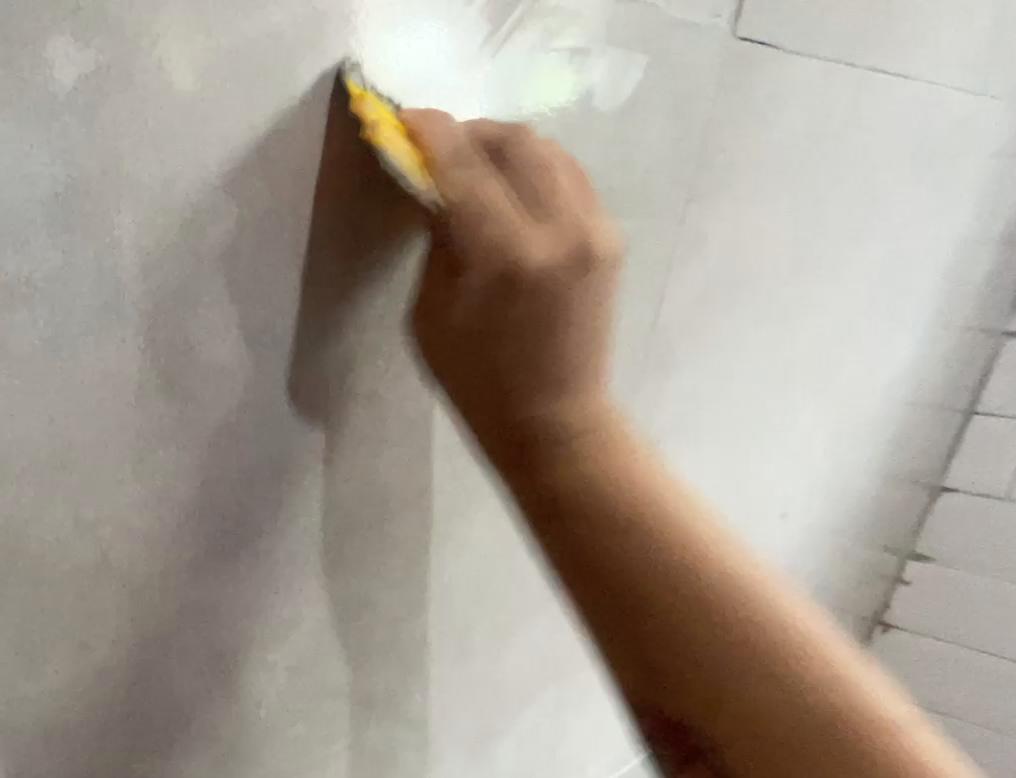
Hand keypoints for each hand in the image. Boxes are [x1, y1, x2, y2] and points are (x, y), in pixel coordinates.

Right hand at [403, 110, 623, 461]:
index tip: (405, 119)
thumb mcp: (430, 315)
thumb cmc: (472, 380)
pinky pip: (568, 177)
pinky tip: (506, 191)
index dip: (431, 136)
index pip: (464, 168)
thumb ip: (439, 243)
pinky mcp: (609, 236)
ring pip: (549, 151)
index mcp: (504, 257)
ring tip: (470, 165)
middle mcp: (559, 230)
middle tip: (435, 145)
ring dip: (504, 147)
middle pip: (515, 143)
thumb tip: (437, 191)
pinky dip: (532, 170)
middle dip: (470, 134)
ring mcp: (595, 229)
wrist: (550, 419)